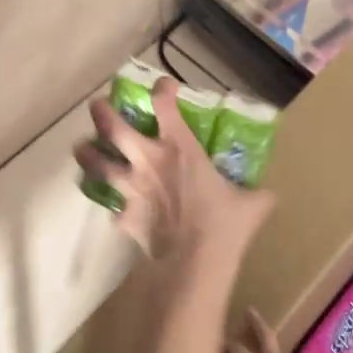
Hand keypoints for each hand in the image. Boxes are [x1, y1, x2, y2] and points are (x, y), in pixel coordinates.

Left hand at [75, 78, 273, 263]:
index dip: (161, 89)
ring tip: (83, 148)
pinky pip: (110, 205)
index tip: (164, 87)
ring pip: (97, 162)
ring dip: (87, 153)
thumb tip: (269, 194)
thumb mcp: (251, 205)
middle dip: (102, 112)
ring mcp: (131, 187)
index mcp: (179, 147)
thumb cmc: (223, 227)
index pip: (163, 104)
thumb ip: (257, 194)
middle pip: (113, 126)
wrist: (194, 265)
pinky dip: (110, 203)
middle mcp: (148, 160)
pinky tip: (112, 205)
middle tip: (98, 106)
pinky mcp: (123, 215)